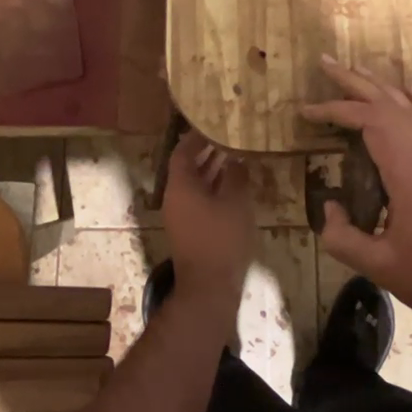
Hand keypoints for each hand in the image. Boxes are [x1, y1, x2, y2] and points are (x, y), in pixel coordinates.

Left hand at [161, 129, 254, 316]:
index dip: (196, 136)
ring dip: (212, 170)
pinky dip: (214, 189)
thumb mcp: (234, 202)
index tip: (213, 123)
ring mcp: (181, 216)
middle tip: (228, 137)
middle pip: (187, 167)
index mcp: (180, 185)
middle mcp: (175, 198)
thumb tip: (236, 160)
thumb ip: (235, 176)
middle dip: (206, 152)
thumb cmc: (221, 238)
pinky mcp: (190, 231)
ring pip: (195, 185)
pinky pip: (200, 200)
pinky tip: (234, 186)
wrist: (209, 288)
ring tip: (235, 156)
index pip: (182, 151)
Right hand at [303, 56, 411, 337]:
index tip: (306, 112)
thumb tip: (327, 208)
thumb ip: (344, 238)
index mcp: (407, 171)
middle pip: (389, 105)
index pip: (368, 122)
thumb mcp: (381, 267)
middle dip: (355, 83)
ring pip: (411, 111)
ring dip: (382, 88)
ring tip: (357, 71)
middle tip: (325, 63)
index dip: (335, 111)